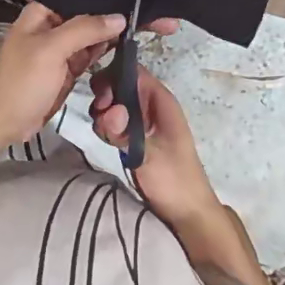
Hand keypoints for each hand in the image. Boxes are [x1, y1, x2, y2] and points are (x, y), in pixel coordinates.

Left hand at [0, 3, 125, 153]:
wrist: (7, 122)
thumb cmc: (23, 81)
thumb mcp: (52, 49)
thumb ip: (85, 29)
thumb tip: (120, 18)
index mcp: (39, 14)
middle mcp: (49, 28)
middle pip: (84, 17)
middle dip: (107, 19)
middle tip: (138, 17)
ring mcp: (58, 50)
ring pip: (89, 37)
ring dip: (107, 37)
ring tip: (137, 30)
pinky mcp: (66, 70)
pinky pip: (88, 57)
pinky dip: (101, 54)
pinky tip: (123, 48)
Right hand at [90, 63, 221, 230]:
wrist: (185, 212)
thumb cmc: (174, 180)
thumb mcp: (149, 155)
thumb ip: (125, 132)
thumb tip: (108, 111)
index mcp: (161, 103)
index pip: (134, 73)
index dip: (114, 78)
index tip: (101, 98)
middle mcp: (150, 107)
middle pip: (120, 86)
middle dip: (105, 97)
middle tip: (99, 117)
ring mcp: (141, 123)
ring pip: (114, 104)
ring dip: (103, 114)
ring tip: (105, 134)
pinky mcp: (133, 138)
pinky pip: (114, 122)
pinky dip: (105, 128)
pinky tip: (106, 141)